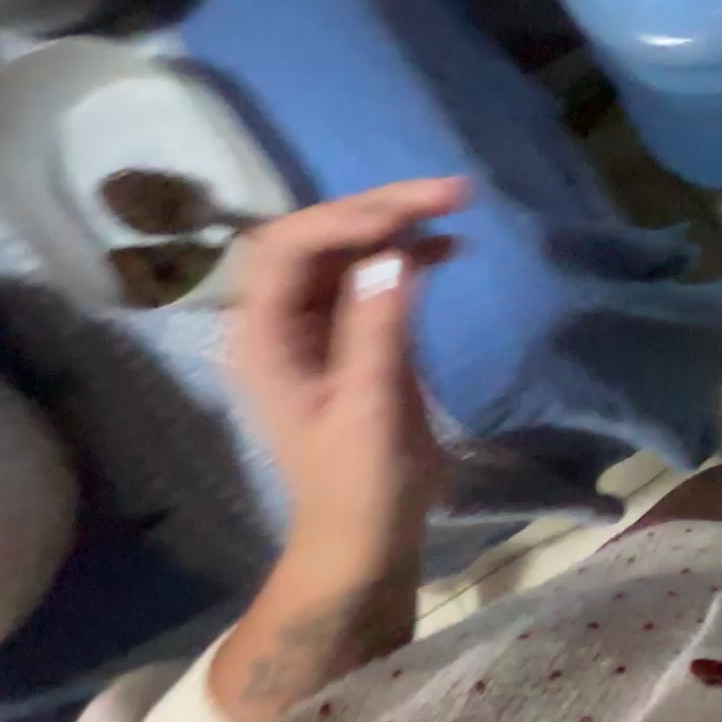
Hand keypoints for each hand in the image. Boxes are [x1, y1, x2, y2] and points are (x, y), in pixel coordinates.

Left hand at [228, 180, 465, 557]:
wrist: (369, 528)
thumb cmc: (361, 477)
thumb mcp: (371, 404)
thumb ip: (377, 329)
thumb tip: (396, 256)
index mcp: (265, 335)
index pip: (291, 247)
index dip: (349, 219)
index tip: (416, 213)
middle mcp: (284, 320)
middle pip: (320, 238)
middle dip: (381, 208)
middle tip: (451, 192)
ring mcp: (321, 327)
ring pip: (351, 253)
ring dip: (399, 226)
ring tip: (457, 207)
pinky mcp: (357, 338)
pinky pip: (377, 281)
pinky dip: (412, 258)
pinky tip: (450, 250)